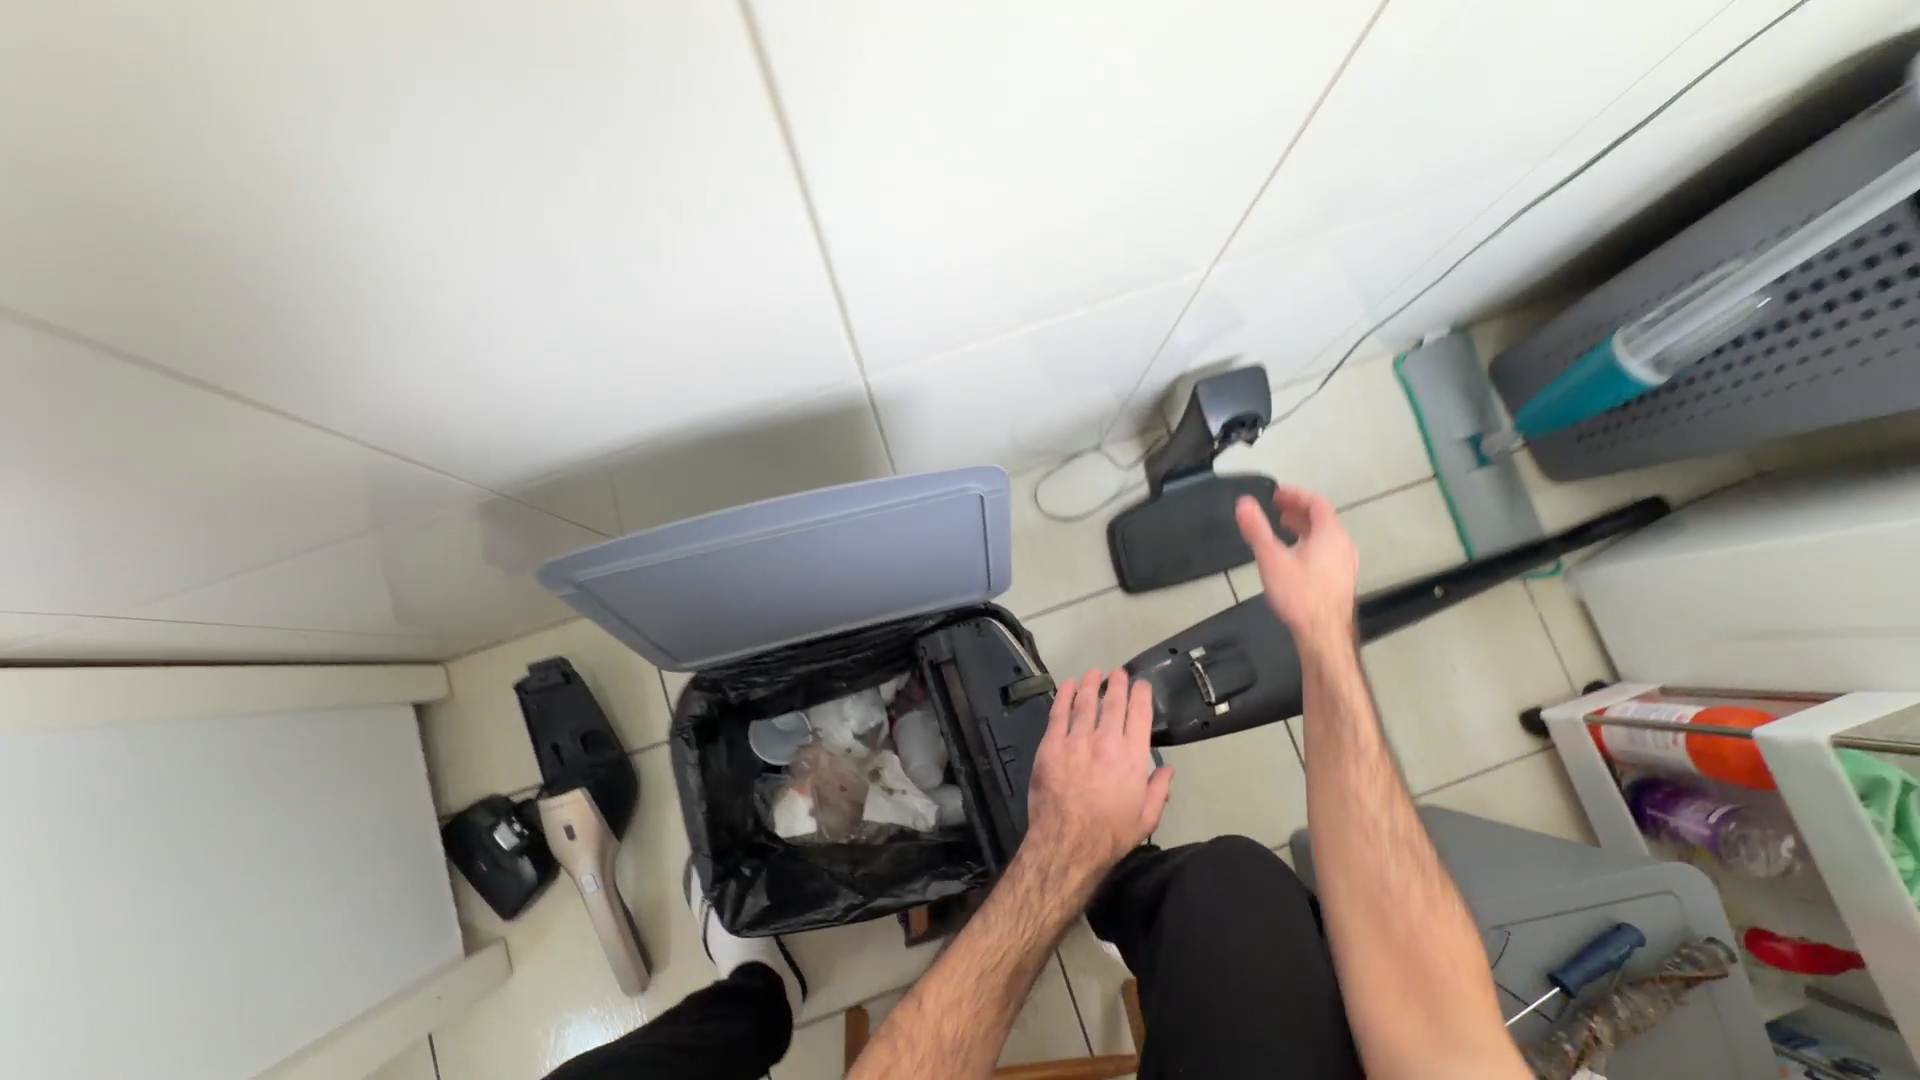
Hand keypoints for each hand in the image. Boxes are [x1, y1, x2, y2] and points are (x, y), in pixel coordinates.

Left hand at [1024, 670, 1172, 886]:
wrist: (1067, 843)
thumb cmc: (1110, 834)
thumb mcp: (1146, 818)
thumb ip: (1158, 790)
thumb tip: (1168, 769)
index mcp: (1133, 757)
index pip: (1140, 714)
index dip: (1141, 694)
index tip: (1141, 684)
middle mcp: (1106, 742)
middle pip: (1113, 703)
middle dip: (1117, 684)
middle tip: (1118, 673)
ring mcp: (1076, 741)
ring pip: (1085, 703)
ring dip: (1091, 685)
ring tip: (1094, 674)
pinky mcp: (1051, 746)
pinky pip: (1059, 714)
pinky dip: (1064, 696)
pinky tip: (1068, 686)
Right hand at [1235, 486, 1359, 645]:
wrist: (1324, 634)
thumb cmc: (1299, 594)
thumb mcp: (1271, 559)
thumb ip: (1257, 529)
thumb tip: (1243, 503)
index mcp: (1330, 534)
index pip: (1317, 502)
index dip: (1296, 495)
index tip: (1277, 494)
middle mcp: (1344, 545)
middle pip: (1323, 518)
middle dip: (1298, 511)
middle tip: (1277, 509)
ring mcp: (1346, 564)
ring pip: (1326, 537)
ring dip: (1305, 528)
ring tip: (1283, 530)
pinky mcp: (1343, 580)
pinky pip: (1328, 552)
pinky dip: (1311, 544)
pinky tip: (1295, 558)